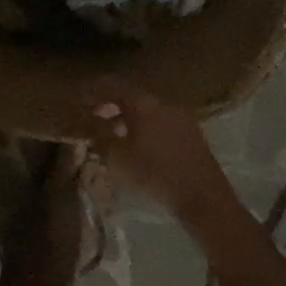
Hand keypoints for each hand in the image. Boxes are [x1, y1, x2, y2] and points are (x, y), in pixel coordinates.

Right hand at [85, 82, 234, 222]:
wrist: (205, 200)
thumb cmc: (156, 176)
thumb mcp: (118, 159)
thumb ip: (102, 138)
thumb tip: (94, 127)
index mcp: (142, 103)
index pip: (112, 85)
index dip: (93, 90)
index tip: (80, 97)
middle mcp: (163, 103)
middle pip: (131, 95)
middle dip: (111, 104)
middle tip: (95, 115)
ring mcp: (181, 118)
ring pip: (148, 110)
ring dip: (129, 117)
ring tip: (115, 133)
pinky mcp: (193, 135)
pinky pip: (162, 122)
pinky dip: (146, 127)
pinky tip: (139, 145)